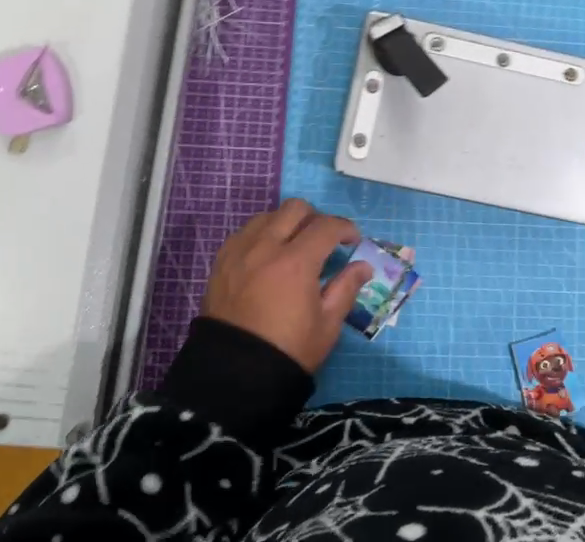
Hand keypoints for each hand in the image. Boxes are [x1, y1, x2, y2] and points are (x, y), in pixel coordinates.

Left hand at [201, 198, 372, 372]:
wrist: (235, 375)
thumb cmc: (288, 351)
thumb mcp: (327, 325)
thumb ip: (346, 288)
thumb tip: (363, 266)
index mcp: (296, 262)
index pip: (327, 226)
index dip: (345, 228)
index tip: (352, 241)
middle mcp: (266, 247)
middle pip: (295, 208)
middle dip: (316, 218)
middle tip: (322, 240)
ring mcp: (240, 251)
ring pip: (267, 216)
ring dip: (286, 224)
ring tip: (292, 246)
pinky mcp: (221, 261)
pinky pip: (244, 232)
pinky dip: (261, 235)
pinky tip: (266, 256)